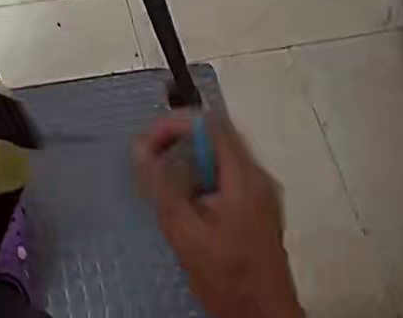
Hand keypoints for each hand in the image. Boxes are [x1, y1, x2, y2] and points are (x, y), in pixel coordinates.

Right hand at [133, 113, 303, 317]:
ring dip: (191, 157)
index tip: (151, 137)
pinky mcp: (260, 206)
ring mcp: (262, 191)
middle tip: (154, 153)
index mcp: (245, 175)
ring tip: (165, 173)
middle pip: (217, 136)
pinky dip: (204, 174)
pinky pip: (228, 173)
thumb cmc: (227, 278)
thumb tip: (140, 147)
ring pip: (222, 155)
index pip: (211, 125)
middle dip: (182, 139)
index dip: (178, 123)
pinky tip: (187, 196)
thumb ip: (162, 187)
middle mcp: (258, 175)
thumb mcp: (186, 234)